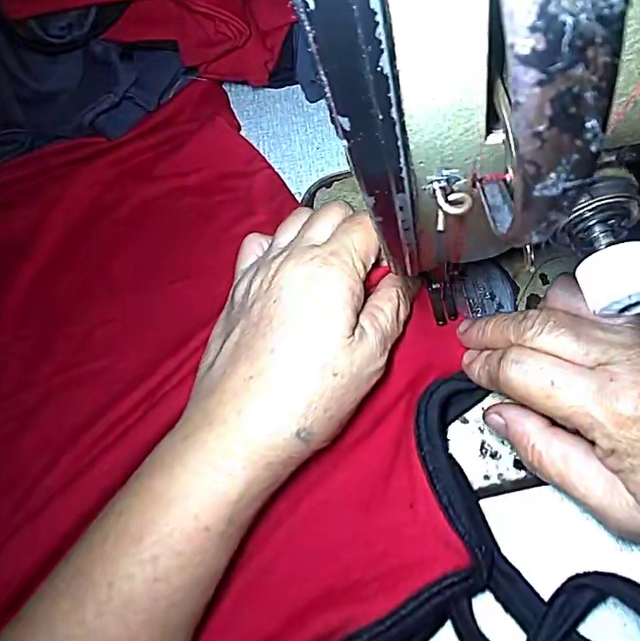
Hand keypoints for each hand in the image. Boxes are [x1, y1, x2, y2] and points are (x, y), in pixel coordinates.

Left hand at [180, 202, 415, 483]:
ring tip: (333, 271)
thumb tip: (401, 280)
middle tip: (367, 272)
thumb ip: (391, 307)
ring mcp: (260, 268)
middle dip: (357, 230)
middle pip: (332, 212)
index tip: (391, 270)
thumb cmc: (301, 401)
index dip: (387, 243)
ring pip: (297, 219)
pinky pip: (261, 241)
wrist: (238, 428)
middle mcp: (291, 258)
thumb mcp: (369, 357)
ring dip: (320, 232)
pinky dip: (281, 244)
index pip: (367, 224)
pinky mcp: (239, 286)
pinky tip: (291, 273)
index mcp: (329, 269)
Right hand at [457, 278, 639, 601]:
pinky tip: (574, 325)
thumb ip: (549, 456)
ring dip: (535, 312)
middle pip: (538, 324)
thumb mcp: (623, 513)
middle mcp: (635, 353)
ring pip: (572, 297)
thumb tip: (500, 416)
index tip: (467, 368)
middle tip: (470, 337)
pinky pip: (616, 296)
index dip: (484, 366)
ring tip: (517, 333)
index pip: (522, 368)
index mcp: (615, 407)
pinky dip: (582, 304)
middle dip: (493, 329)